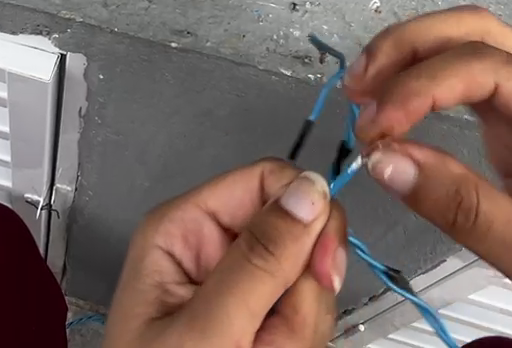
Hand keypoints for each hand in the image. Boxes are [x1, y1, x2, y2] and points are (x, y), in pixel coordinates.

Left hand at [105, 159, 347, 347]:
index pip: (268, 180)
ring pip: (309, 291)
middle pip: (298, 239)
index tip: (324, 266)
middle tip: (262, 341)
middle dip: (295, 300)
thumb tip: (308, 191)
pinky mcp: (262, 328)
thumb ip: (258, 261)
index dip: (307, 213)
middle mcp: (216, 253)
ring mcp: (242, 294)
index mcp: (187, 230)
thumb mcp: (204, 332)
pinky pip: (307, 325)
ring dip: (294, 338)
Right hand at [345, 7, 511, 347]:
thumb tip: (380, 158)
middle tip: (357, 87)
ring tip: (363, 98)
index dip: (425, 85)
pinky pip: (467, 100)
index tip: (375, 126)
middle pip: (480, 38)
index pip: (495, 69)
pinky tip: (392, 117)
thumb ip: (467, 210)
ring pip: (469, 57)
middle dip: (412, 49)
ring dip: (412, 66)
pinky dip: (423, 99)